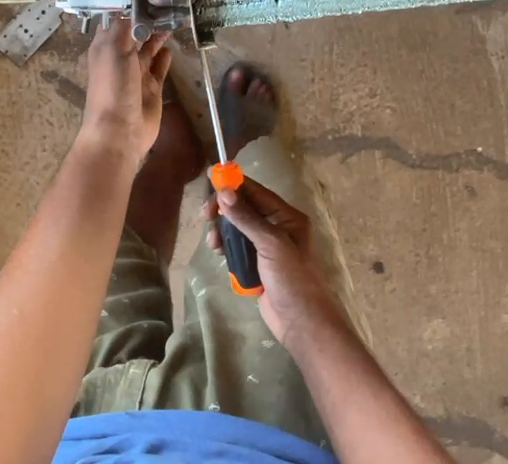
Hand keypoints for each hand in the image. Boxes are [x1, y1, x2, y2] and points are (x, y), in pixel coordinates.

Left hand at [78, 18, 171, 170]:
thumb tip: (132, 4)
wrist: (120, 131)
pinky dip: (164, 56)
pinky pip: (159, 67)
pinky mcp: (152, 87)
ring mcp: (136, 72)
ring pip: (148, 47)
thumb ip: (123, 26)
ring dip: (157, 33)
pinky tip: (171, 45)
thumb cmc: (113, 87)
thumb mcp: (113, 49)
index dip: (128, 5)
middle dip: (147, 18)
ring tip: (172, 17)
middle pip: (134, 32)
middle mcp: (120, 57)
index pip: (116, 19)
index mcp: (105, 46)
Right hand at [206, 177, 343, 345]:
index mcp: (286, 216)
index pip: (255, 191)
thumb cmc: (292, 279)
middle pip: (242, 208)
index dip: (233, 185)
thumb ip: (246, 217)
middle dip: (223, 211)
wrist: (302, 324)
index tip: (209, 181)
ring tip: (214, 244)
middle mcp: (276, 227)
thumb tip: (223, 191)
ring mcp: (265, 247)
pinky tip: (218, 254)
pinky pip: (235, 247)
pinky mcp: (255, 264)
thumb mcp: (270, 244)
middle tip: (205, 216)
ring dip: (222, 231)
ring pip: (236, 228)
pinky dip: (225, 247)